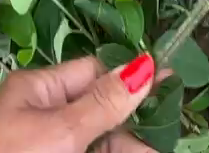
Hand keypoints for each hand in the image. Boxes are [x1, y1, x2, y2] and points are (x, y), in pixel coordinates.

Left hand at [0, 54, 157, 152]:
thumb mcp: (61, 131)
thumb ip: (103, 103)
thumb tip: (145, 64)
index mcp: (38, 90)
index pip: (91, 72)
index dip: (128, 77)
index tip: (170, 79)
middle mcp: (42, 115)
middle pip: (99, 112)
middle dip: (133, 124)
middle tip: (170, 130)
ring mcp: (46, 146)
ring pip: (99, 142)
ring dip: (127, 145)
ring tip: (157, 146)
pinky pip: (90, 152)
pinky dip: (111, 152)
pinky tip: (135, 151)